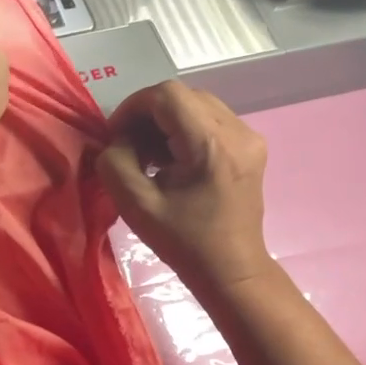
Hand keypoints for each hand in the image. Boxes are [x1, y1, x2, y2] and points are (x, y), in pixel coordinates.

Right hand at [95, 80, 275, 290]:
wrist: (231, 269)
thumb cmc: (183, 240)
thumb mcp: (134, 203)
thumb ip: (115, 161)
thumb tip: (120, 139)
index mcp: (211, 145)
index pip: (167, 95)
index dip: (133, 107)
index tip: (116, 135)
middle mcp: (238, 132)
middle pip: (182, 95)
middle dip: (147, 113)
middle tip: (129, 145)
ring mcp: (249, 137)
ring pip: (195, 103)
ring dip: (164, 120)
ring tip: (149, 154)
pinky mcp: (249, 145)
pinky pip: (208, 118)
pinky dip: (182, 128)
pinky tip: (171, 158)